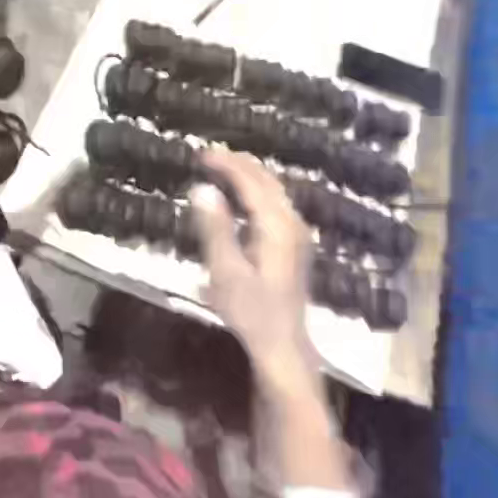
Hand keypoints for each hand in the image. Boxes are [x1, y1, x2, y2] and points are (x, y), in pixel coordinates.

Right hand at [190, 148, 313, 366]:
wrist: (282, 344)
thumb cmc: (250, 311)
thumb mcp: (225, 271)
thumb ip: (215, 228)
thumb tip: (203, 190)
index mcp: (276, 226)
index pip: (251, 182)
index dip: (227, 164)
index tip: (202, 154)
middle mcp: (291, 223)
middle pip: (267, 181)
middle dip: (240, 164)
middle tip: (211, 155)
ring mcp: (296, 235)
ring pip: (274, 192)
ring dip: (249, 176)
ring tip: (223, 169)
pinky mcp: (293, 246)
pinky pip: (275, 206)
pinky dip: (256, 193)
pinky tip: (242, 199)